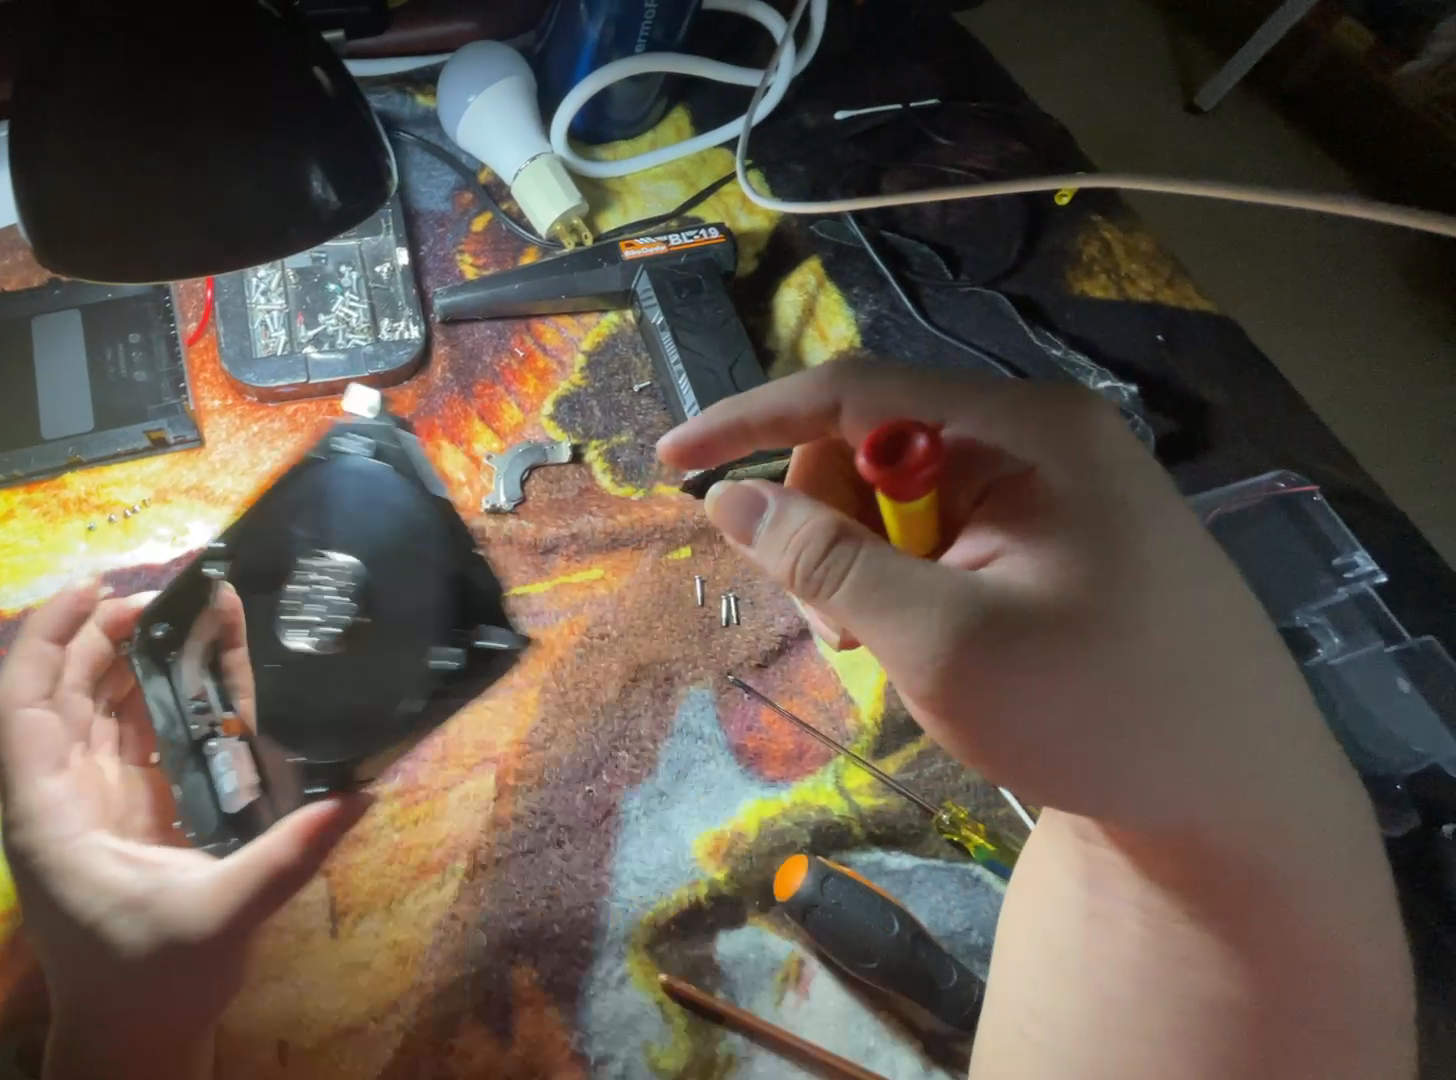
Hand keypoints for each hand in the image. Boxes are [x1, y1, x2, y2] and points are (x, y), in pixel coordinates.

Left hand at [0, 580, 368, 1079]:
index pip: (26, 706)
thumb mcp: (221, 919)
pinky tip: (190, 673)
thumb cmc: (151, 984)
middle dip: (100, 634)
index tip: (95, 589)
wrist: (132, 1041)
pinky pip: (129, 732)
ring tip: (179, 617)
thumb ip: (288, 855)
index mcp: (53, 814)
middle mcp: (61, 795)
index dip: (49, 639)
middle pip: (61, 692)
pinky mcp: (123, 808)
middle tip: (166, 598)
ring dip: (125, 657)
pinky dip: (151, 693)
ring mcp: (92, 800)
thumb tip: (358, 795)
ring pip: (92, 707)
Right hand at [658, 361, 1352, 832]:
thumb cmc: (1093, 714)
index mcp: (1020, 431)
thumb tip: (727, 499)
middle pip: (858, 447)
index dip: (746, 420)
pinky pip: (914, 530)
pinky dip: (882, 579)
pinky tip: (907, 634)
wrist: (1228, 804)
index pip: (849, 393)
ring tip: (872, 641)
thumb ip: (823, 559)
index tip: (670, 458)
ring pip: (876, 496)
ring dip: (845, 563)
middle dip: (816, 525)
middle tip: (829, 618)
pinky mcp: (1028, 531)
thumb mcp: (937, 639)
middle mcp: (1026, 437)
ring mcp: (1032, 485)